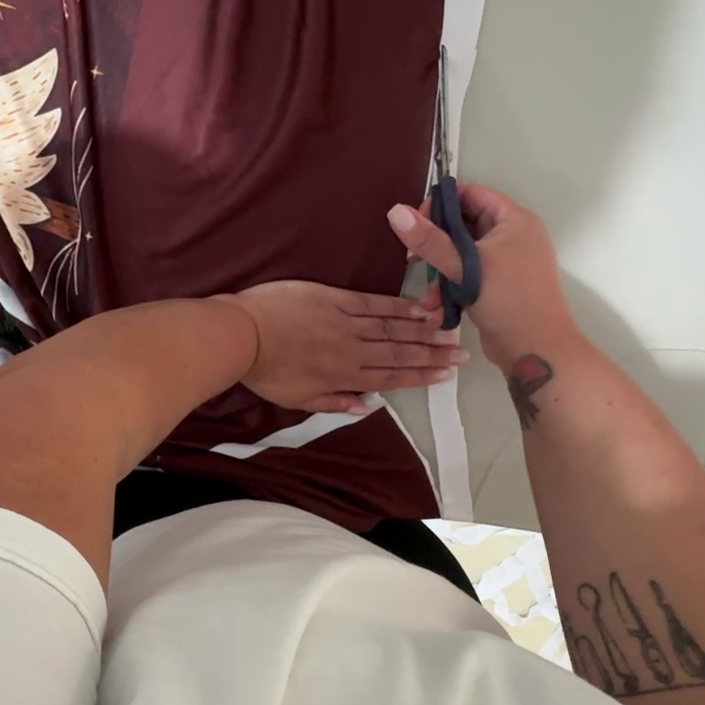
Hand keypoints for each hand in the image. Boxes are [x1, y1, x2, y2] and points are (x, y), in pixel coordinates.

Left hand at [214, 281, 468, 414]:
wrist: (242, 334)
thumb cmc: (264, 370)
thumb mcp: (296, 400)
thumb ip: (333, 403)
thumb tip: (366, 407)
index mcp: (343, 376)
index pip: (390, 377)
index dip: (420, 375)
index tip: (445, 375)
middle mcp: (352, 350)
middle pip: (399, 351)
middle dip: (431, 353)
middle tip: (462, 353)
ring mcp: (345, 322)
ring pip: (392, 327)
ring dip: (422, 329)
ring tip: (449, 330)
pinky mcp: (334, 298)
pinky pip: (372, 303)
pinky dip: (397, 305)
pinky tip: (417, 306)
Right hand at [386, 184, 579, 365]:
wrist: (537, 350)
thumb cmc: (507, 300)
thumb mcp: (463, 267)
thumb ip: (428, 240)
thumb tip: (395, 212)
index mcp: (513, 221)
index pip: (471, 194)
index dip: (440, 204)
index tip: (415, 225)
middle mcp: (513, 236)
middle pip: (464, 224)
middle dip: (435, 243)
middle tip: (412, 259)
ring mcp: (508, 261)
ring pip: (463, 253)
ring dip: (440, 271)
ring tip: (426, 294)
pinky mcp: (500, 284)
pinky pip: (469, 274)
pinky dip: (452, 287)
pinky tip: (436, 307)